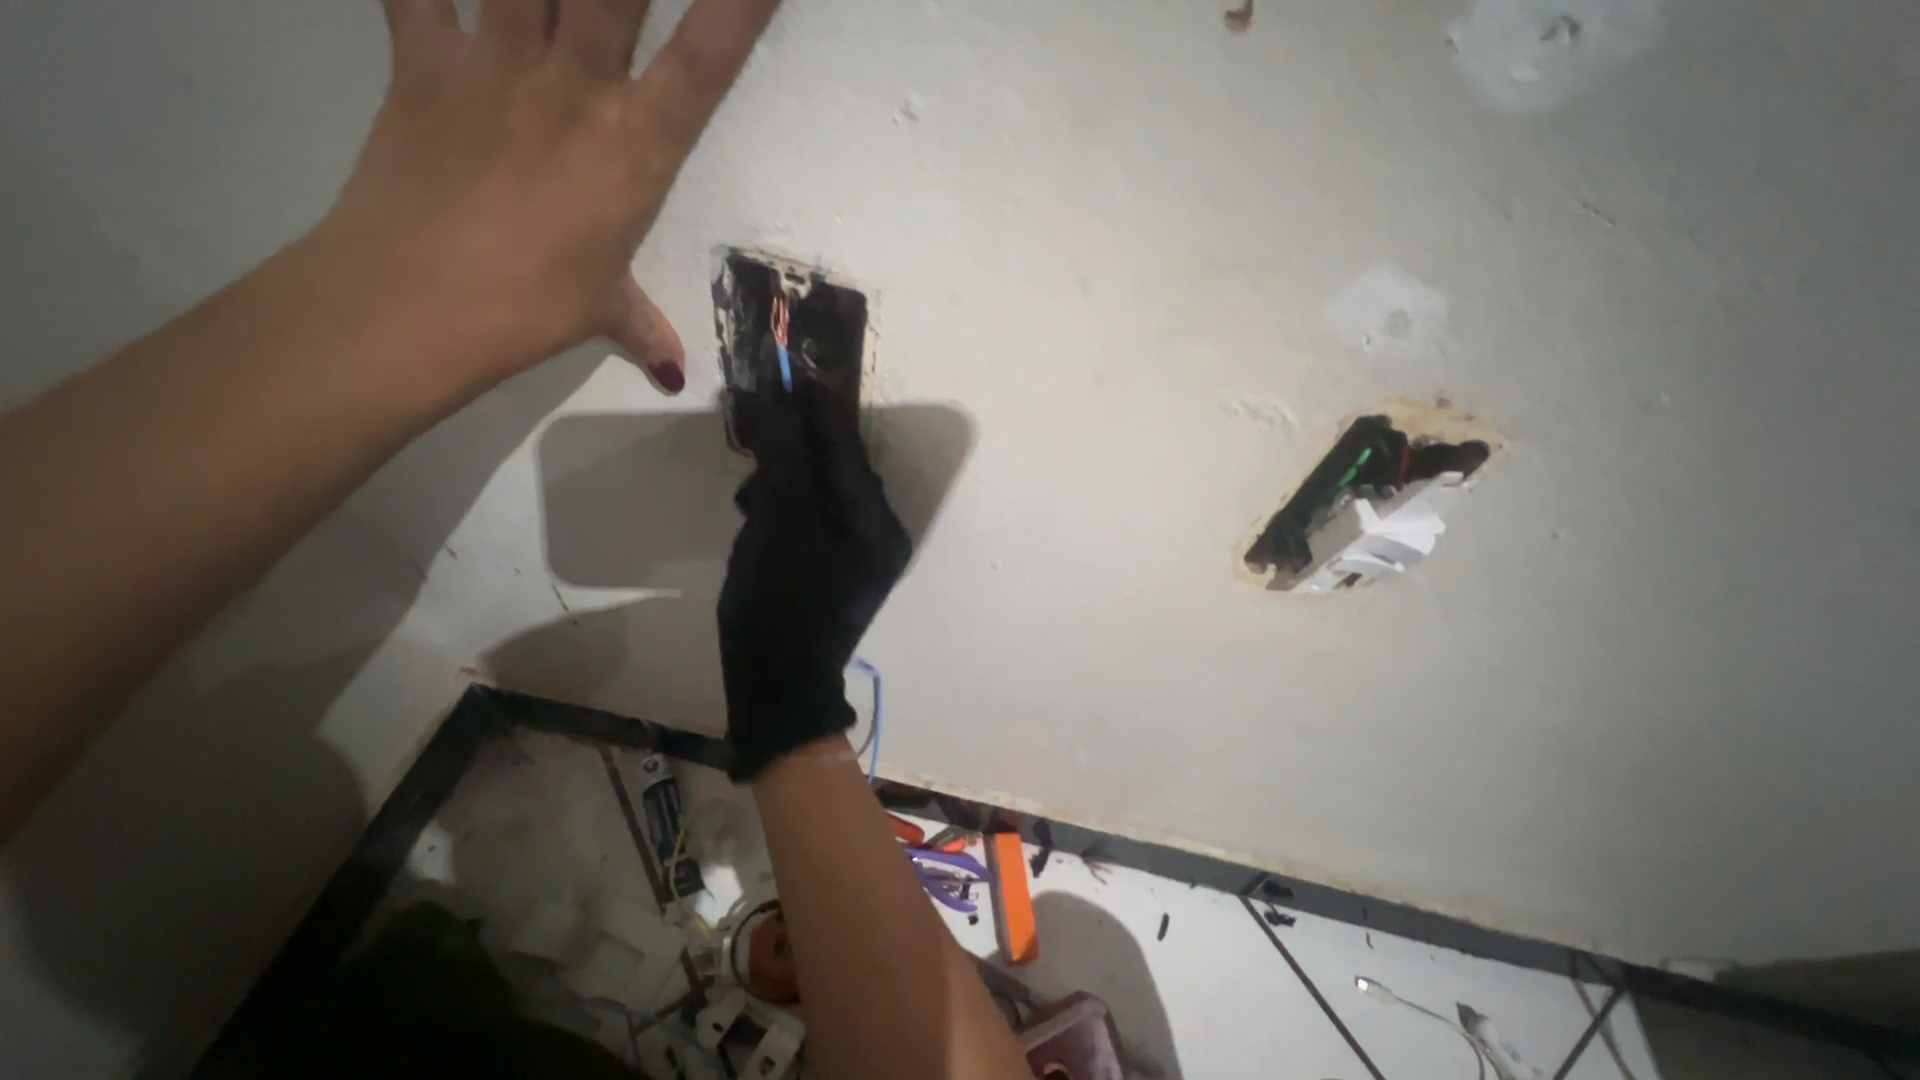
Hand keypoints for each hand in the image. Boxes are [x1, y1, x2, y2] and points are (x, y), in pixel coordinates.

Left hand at [319, 0, 779, 393]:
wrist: (411, 302)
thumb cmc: (529, 307)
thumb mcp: (600, 311)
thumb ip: (642, 324)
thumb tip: (672, 369)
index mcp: (635, 146)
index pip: (704, 61)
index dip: (739, 6)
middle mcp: (575, 85)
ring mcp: (496, 63)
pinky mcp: (421, 59)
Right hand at [719, 379, 911, 780]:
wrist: (775, 686)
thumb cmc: (779, 603)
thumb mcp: (779, 524)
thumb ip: (783, 458)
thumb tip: (775, 398)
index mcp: (874, 520)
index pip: (843, 445)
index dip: (812, 404)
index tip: (787, 364)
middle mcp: (877, 530)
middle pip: (835, 463)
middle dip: (794, 435)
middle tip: (754, 404)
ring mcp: (857, 551)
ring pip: (819, 487)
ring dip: (784, 469)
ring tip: (749, 472)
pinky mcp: (833, 565)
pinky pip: (812, 514)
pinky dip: (783, 501)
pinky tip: (755, 504)